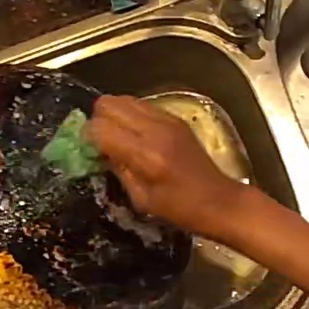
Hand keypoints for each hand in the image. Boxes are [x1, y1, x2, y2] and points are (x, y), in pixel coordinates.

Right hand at [87, 95, 249, 236]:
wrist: (220, 201)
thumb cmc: (180, 209)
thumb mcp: (141, 199)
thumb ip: (118, 170)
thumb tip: (98, 152)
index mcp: (145, 155)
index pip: (100, 128)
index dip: (88, 138)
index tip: (89, 150)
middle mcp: (154, 130)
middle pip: (108, 104)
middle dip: (98, 120)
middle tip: (100, 141)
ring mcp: (166, 120)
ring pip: (124, 99)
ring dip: (114, 115)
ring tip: (117, 136)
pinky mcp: (174, 118)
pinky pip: (141, 104)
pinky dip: (131, 114)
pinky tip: (135, 134)